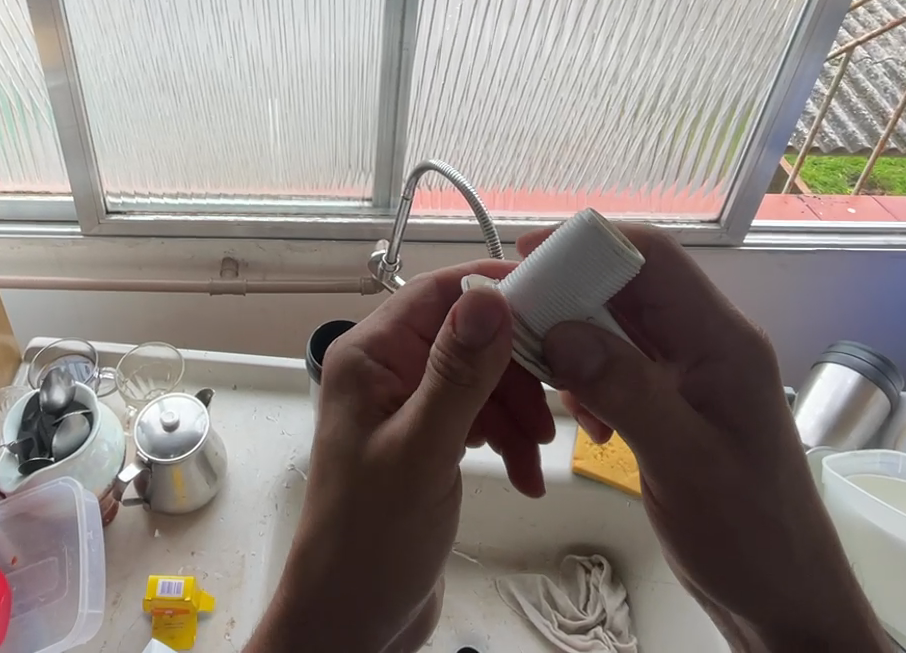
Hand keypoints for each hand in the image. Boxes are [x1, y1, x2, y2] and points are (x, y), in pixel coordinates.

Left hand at [248, 260, 555, 652]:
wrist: (352, 617)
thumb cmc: (373, 535)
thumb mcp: (423, 448)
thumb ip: (458, 372)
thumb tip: (490, 294)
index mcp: (369, 352)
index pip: (437, 292)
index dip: (494, 289)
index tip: (553, 300)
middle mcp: (385, 366)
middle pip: (465, 335)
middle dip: (512, 369)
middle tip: (552, 409)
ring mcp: (404, 401)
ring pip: (477, 376)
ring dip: (514, 410)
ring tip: (535, 455)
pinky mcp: (424, 435)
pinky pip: (474, 413)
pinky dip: (504, 436)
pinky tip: (521, 473)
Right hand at [533, 224, 886, 651]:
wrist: (786, 605)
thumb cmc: (750, 536)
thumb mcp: (685, 463)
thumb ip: (626, 390)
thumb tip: (560, 331)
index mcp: (722, 341)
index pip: (654, 257)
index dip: (590, 243)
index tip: (528, 255)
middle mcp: (705, 342)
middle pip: (626, 286)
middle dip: (569, 293)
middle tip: (518, 319)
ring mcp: (688, 371)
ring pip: (614, 323)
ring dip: (574, 340)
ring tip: (546, 376)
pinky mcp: (670, 399)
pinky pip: (615, 362)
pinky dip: (586, 376)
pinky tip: (584, 419)